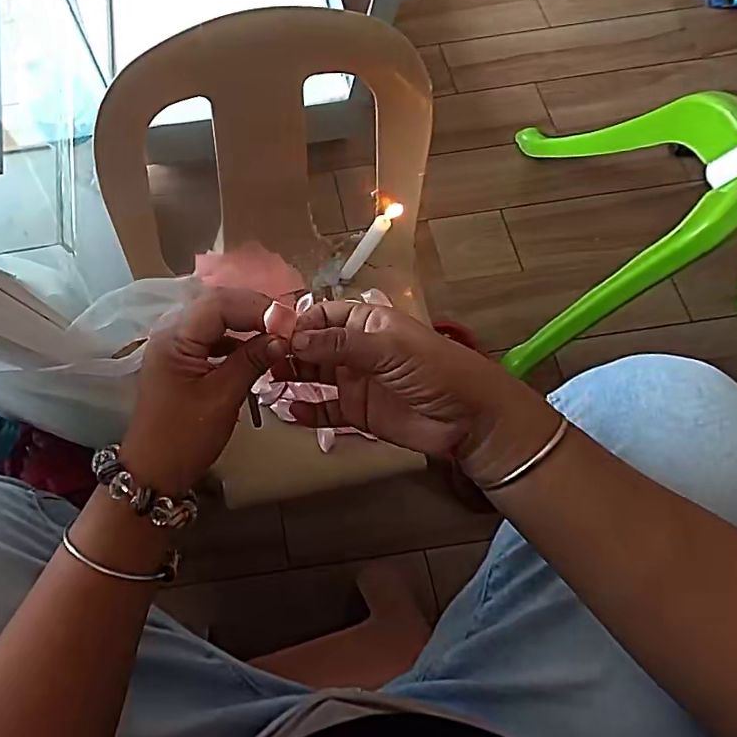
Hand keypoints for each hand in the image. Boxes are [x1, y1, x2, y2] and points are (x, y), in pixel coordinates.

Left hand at [117, 288, 287, 495]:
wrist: (152, 472)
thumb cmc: (184, 438)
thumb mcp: (222, 398)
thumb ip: (251, 361)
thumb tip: (282, 338)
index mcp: (174, 337)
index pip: (219, 303)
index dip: (256, 307)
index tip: (287, 322)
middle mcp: (171, 332)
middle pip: (216, 304)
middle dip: (253, 311)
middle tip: (286, 325)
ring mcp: (174, 345)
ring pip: (215, 319)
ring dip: (246, 323)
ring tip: (277, 335)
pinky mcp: (181, 359)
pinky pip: (212, 337)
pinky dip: (236, 340)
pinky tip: (256, 350)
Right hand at [286, 300, 555, 484]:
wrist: (472, 421)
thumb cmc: (434, 370)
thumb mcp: (387, 348)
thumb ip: (339, 343)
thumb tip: (293, 340)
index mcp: (365, 322)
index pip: (321, 315)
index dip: (297, 322)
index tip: (272, 334)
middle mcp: (355, 349)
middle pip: (311, 345)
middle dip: (288, 350)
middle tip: (264, 361)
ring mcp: (354, 380)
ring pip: (312, 376)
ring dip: (291, 378)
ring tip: (267, 383)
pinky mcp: (356, 412)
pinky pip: (324, 409)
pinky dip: (306, 411)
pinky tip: (289, 412)